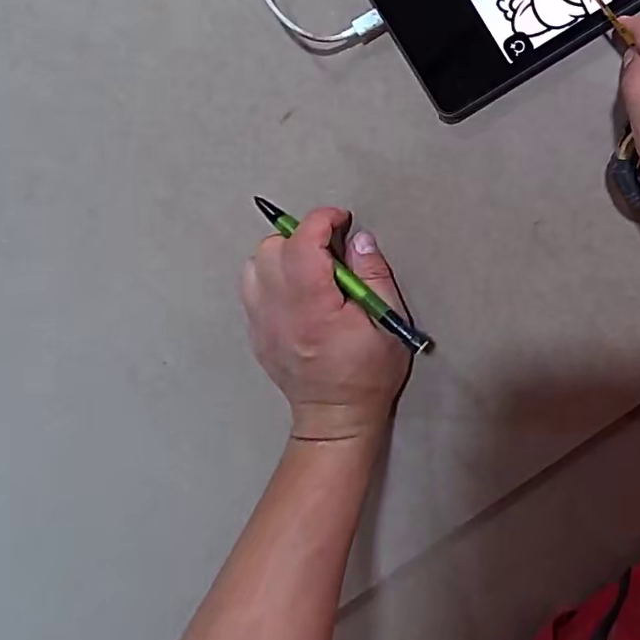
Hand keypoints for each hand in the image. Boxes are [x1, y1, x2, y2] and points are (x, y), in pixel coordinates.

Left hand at [240, 208, 411, 441]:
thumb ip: (374, 274)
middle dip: (301, 236)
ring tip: (311, 267)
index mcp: (313, 310)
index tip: (342, 219)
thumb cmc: (369, 373)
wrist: (335, 420)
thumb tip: (358, 237)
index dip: (321, 220)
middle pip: (271, 249)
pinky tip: (297, 288)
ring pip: (255, 265)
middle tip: (330, 249)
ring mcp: (261, 325)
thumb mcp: (388, 321)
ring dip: (282, 254)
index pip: (302, 246)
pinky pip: (251, 287)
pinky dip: (272, 275)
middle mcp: (278, 313)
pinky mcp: (255, 333)